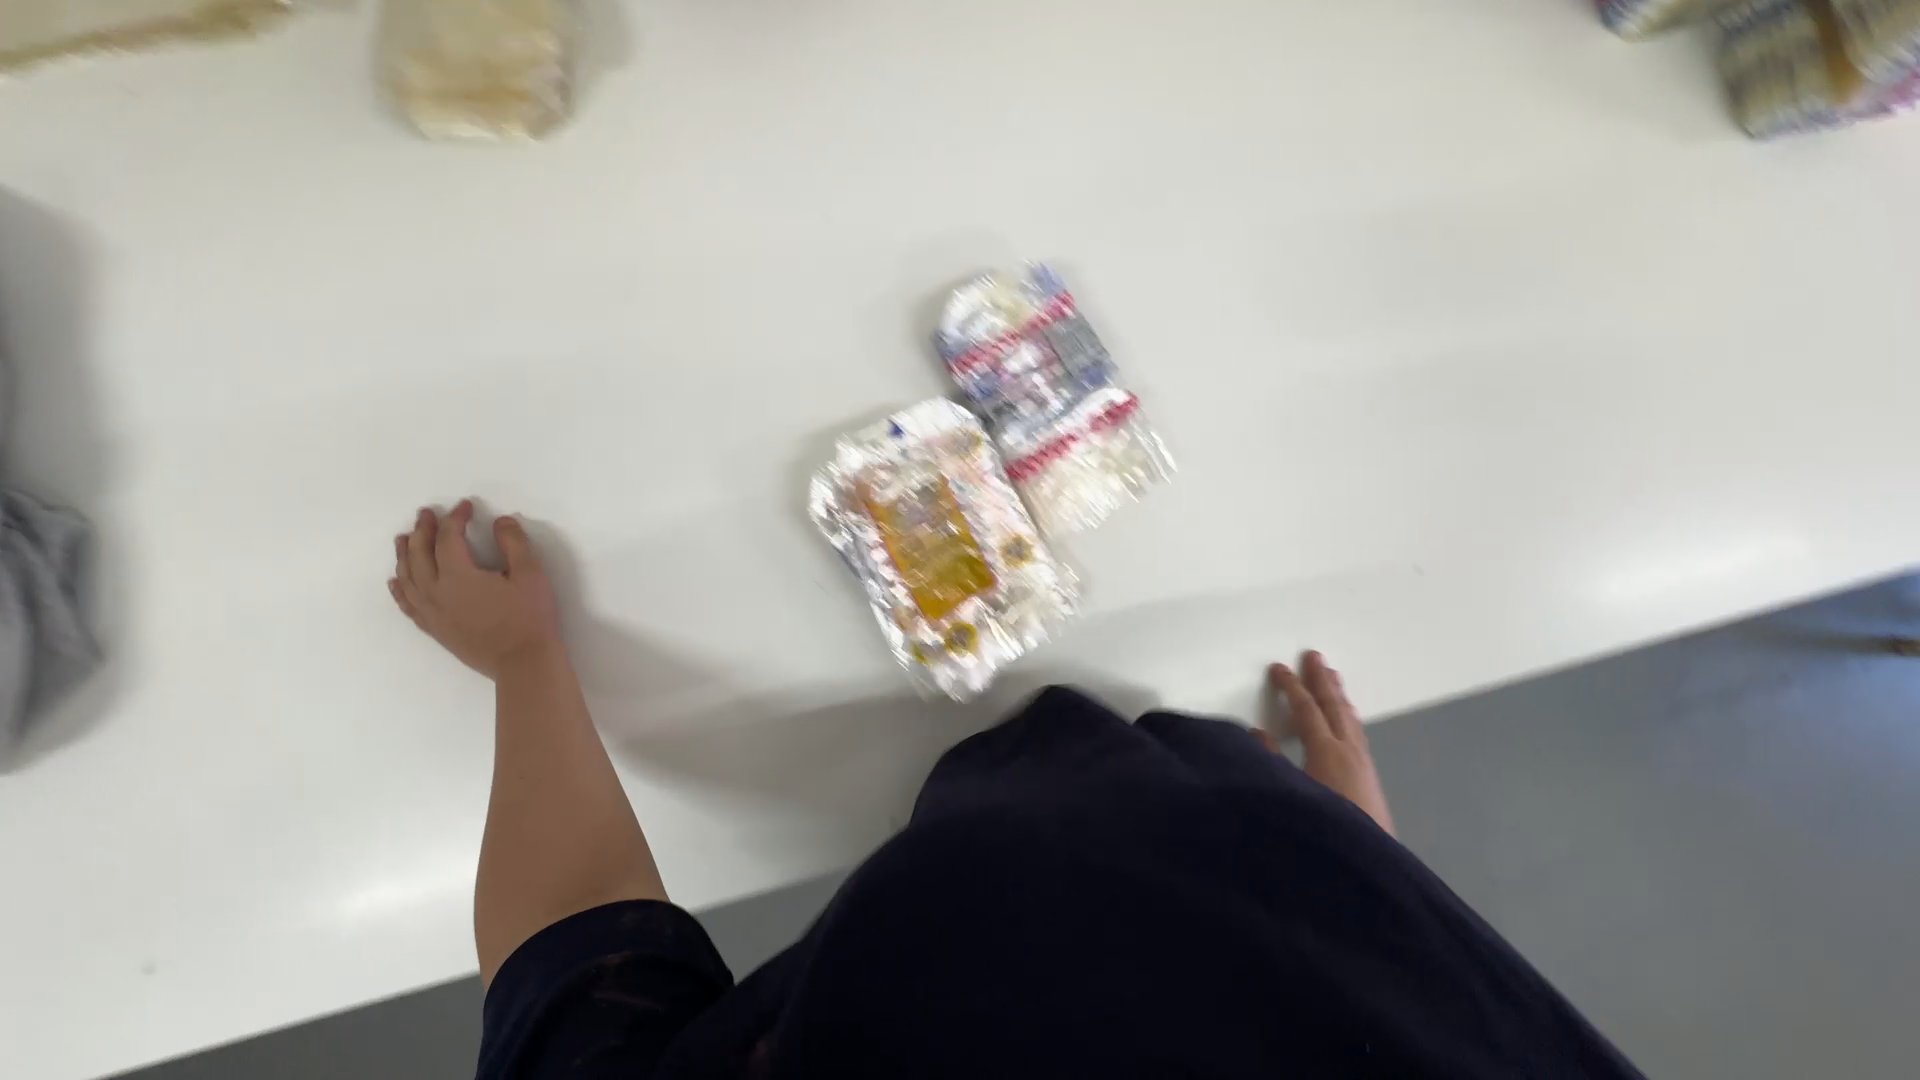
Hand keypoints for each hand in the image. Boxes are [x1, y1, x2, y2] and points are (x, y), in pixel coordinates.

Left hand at [390, 500, 563, 679]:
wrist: (522, 661)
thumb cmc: (530, 616)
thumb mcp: (531, 574)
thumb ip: (514, 543)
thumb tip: (501, 521)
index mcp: (458, 574)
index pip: (449, 537)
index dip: (456, 518)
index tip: (465, 505)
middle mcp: (435, 590)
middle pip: (420, 553)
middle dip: (423, 530)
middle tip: (426, 514)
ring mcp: (431, 611)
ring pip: (407, 576)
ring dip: (404, 554)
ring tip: (404, 538)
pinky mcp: (434, 628)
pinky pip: (407, 603)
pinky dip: (399, 588)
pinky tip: (396, 581)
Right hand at [1266, 651, 1394, 835]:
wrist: (1366, 872)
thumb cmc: (1320, 831)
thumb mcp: (1286, 795)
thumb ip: (1270, 763)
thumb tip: (1257, 734)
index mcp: (1326, 752)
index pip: (1307, 710)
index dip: (1291, 687)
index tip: (1278, 668)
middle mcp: (1349, 753)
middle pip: (1335, 708)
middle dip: (1323, 681)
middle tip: (1315, 656)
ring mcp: (1363, 767)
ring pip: (1350, 721)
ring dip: (1338, 697)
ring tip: (1332, 680)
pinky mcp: (1370, 782)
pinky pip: (1357, 735)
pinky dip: (1347, 718)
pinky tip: (1346, 723)